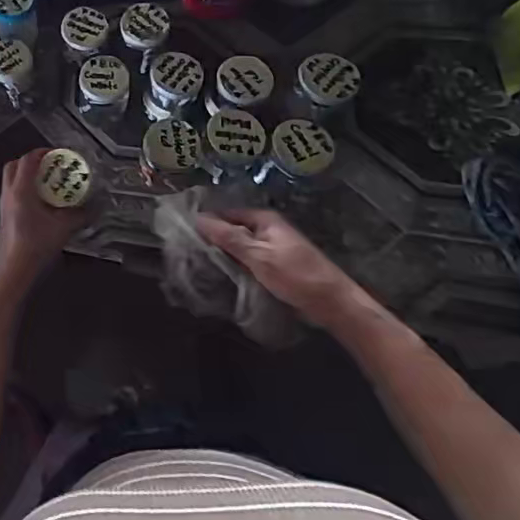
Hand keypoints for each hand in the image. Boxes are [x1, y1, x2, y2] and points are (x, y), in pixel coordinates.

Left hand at [0, 149, 86, 285]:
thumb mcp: (64, 227)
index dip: (41, 153)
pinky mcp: (3, 214)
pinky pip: (11, 191)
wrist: (15, 266)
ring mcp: (3, 203)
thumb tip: (96, 207)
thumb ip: (80, 214)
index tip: (57, 154)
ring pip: (10, 179)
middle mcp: (8, 192)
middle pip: (13, 165)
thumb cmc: (38, 243)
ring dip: (26, 175)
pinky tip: (40, 201)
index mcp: (21, 190)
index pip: (27, 160)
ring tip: (47, 182)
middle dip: (31, 161)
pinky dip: (23, 188)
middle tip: (49, 166)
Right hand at [196, 208, 377, 328]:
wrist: (335, 306)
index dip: (205, 222)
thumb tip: (197, 218)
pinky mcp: (274, 265)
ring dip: (223, 254)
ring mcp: (271, 248)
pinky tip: (220, 273)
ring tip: (198, 263)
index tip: (183, 234)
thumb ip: (228, 237)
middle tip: (188, 251)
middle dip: (212, 239)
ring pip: (238, 247)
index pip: (224, 213)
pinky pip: (246, 260)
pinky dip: (235, 265)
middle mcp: (267, 229)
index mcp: (264, 219)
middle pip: (231, 229)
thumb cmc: (297, 277)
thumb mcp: (259, 256)